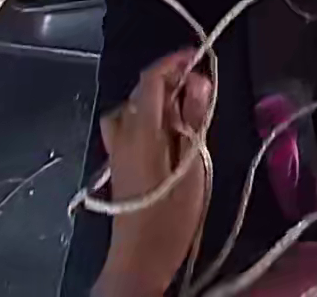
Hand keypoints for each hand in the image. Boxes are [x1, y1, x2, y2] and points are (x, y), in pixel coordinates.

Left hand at [95, 49, 215, 296]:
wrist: (139, 260)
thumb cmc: (171, 215)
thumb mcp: (193, 165)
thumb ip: (194, 119)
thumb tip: (198, 79)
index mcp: (141, 129)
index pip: (152, 78)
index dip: (174, 61)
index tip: (198, 56)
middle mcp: (124, 130)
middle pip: (144, 89)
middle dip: (172, 79)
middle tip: (200, 92)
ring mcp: (116, 145)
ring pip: (134, 104)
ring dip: (158, 98)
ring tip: (182, 110)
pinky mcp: (117, 159)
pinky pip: (129, 120)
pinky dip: (147, 114)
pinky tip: (166, 131)